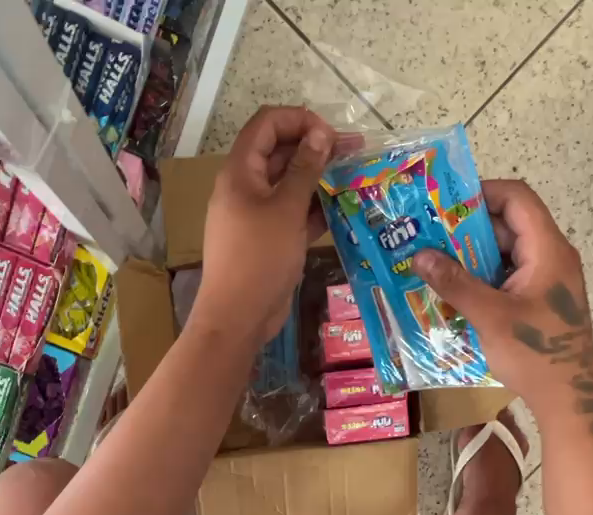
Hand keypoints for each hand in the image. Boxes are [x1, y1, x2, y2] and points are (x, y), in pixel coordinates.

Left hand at [190, 106, 335, 347]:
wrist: (238, 317)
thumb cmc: (259, 259)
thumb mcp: (286, 209)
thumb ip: (305, 169)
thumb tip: (321, 134)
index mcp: (241, 172)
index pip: (267, 124)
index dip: (299, 120)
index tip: (331, 133)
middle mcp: (245, 188)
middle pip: (280, 153)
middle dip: (315, 148)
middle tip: (355, 153)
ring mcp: (256, 216)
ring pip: (289, 186)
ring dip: (318, 180)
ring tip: (354, 179)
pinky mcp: (267, 240)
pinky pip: (291, 215)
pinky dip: (313, 209)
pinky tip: (341, 210)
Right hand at [410, 180, 592, 418]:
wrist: (566, 395)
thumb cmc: (534, 353)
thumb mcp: (490, 316)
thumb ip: (455, 283)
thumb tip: (420, 256)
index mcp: (548, 250)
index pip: (517, 199)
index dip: (482, 193)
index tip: (445, 205)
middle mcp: (551, 257)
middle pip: (509, 225)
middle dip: (467, 230)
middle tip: (429, 237)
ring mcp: (547, 280)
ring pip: (506, 254)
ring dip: (472, 257)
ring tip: (435, 265)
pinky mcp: (539, 301)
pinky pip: (508, 277)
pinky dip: (483, 279)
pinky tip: (455, 293)